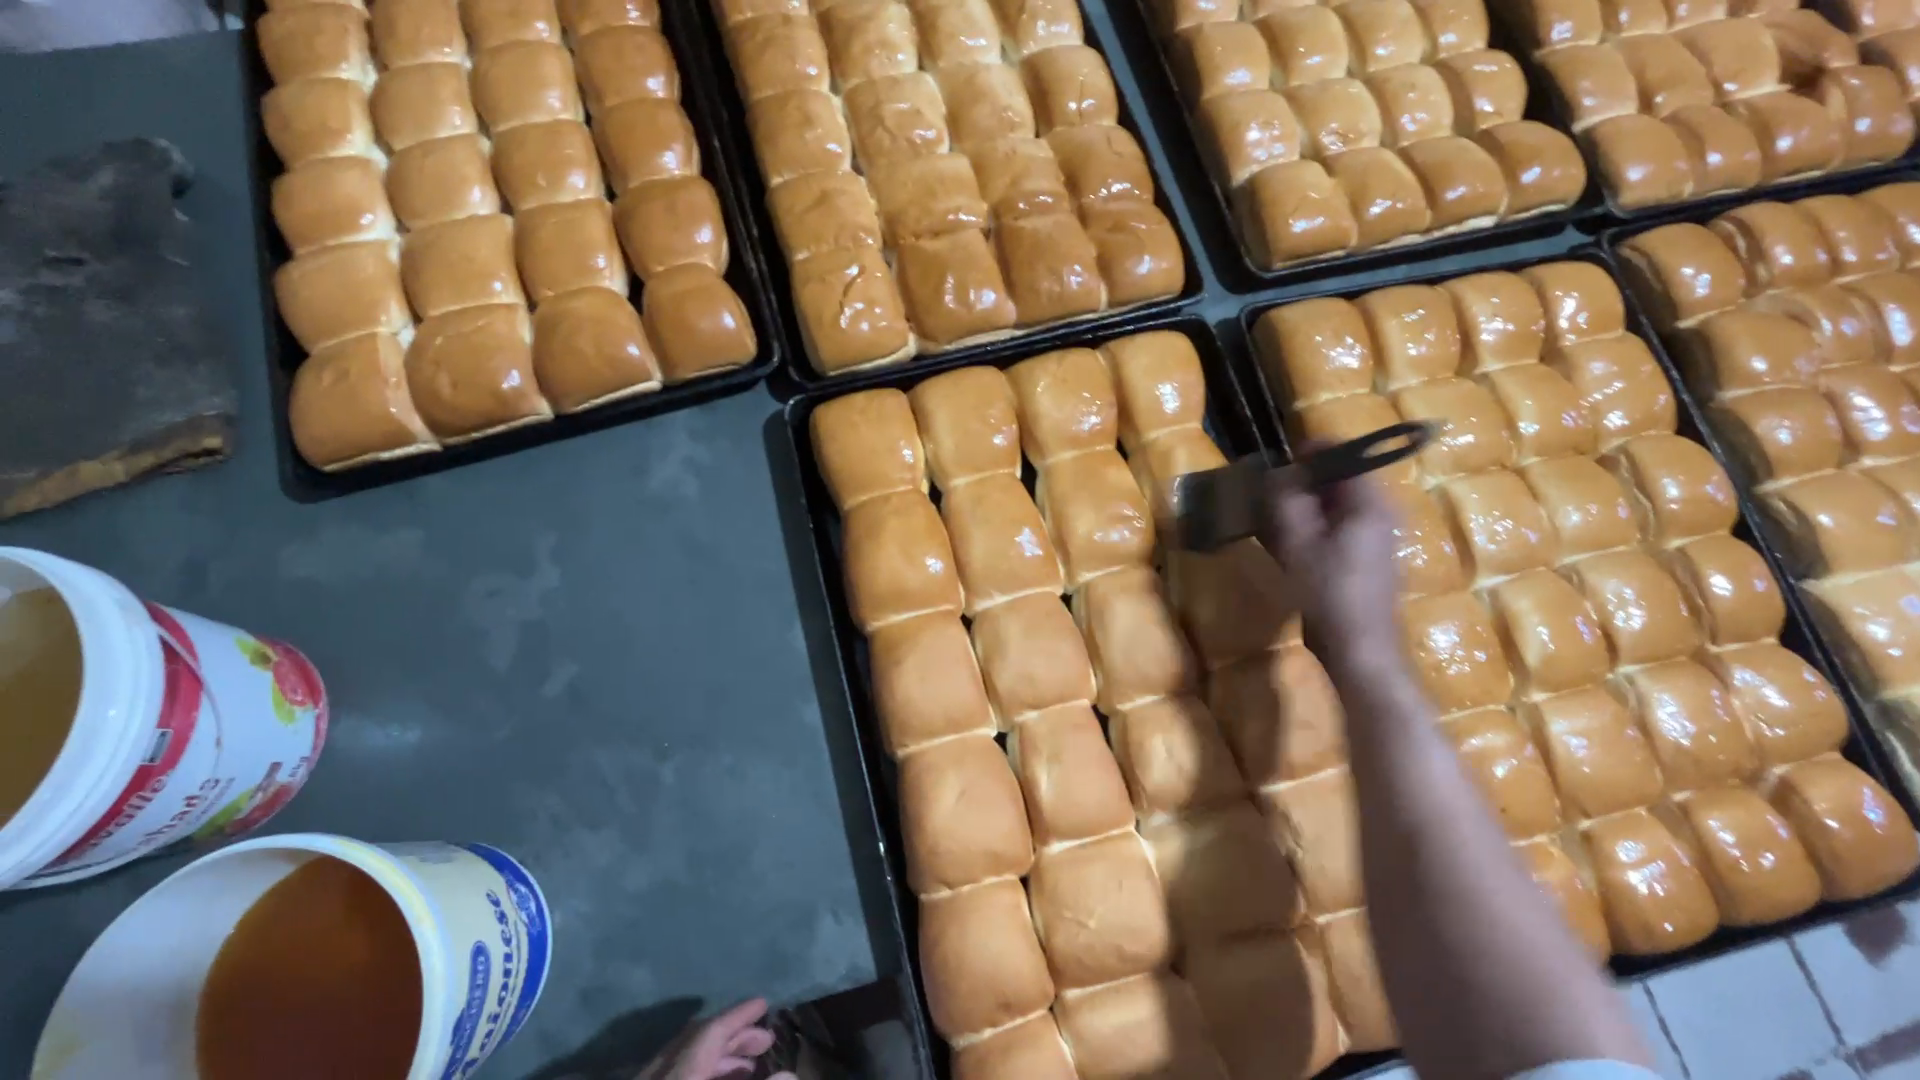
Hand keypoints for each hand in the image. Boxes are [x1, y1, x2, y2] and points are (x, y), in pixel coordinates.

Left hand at [635, 999, 794, 1079]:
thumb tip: (790, 1073)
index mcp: (679, 1070)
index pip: (710, 1030)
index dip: (738, 1014)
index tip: (764, 1003)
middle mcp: (659, 1069)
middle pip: (695, 1038)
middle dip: (732, 1034)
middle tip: (765, 1038)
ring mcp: (648, 1078)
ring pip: (684, 1057)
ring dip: (720, 1055)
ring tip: (751, 1064)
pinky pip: (676, 1073)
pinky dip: (703, 1070)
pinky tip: (726, 1078)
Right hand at [1258, 465, 1403, 677]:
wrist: (1360, 646)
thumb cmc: (1329, 591)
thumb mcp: (1298, 542)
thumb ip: (1288, 500)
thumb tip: (1281, 472)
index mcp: (1372, 501)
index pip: (1346, 453)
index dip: (1311, 451)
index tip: (1279, 459)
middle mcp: (1384, 510)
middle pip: (1344, 478)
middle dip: (1307, 479)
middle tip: (1272, 490)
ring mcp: (1382, 534)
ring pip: (1342, 502)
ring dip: (1311, 503)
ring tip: (1278, 514)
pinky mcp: (1373, 555)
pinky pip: (1345, 522)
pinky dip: (1321, 522)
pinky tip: (1296, 541)